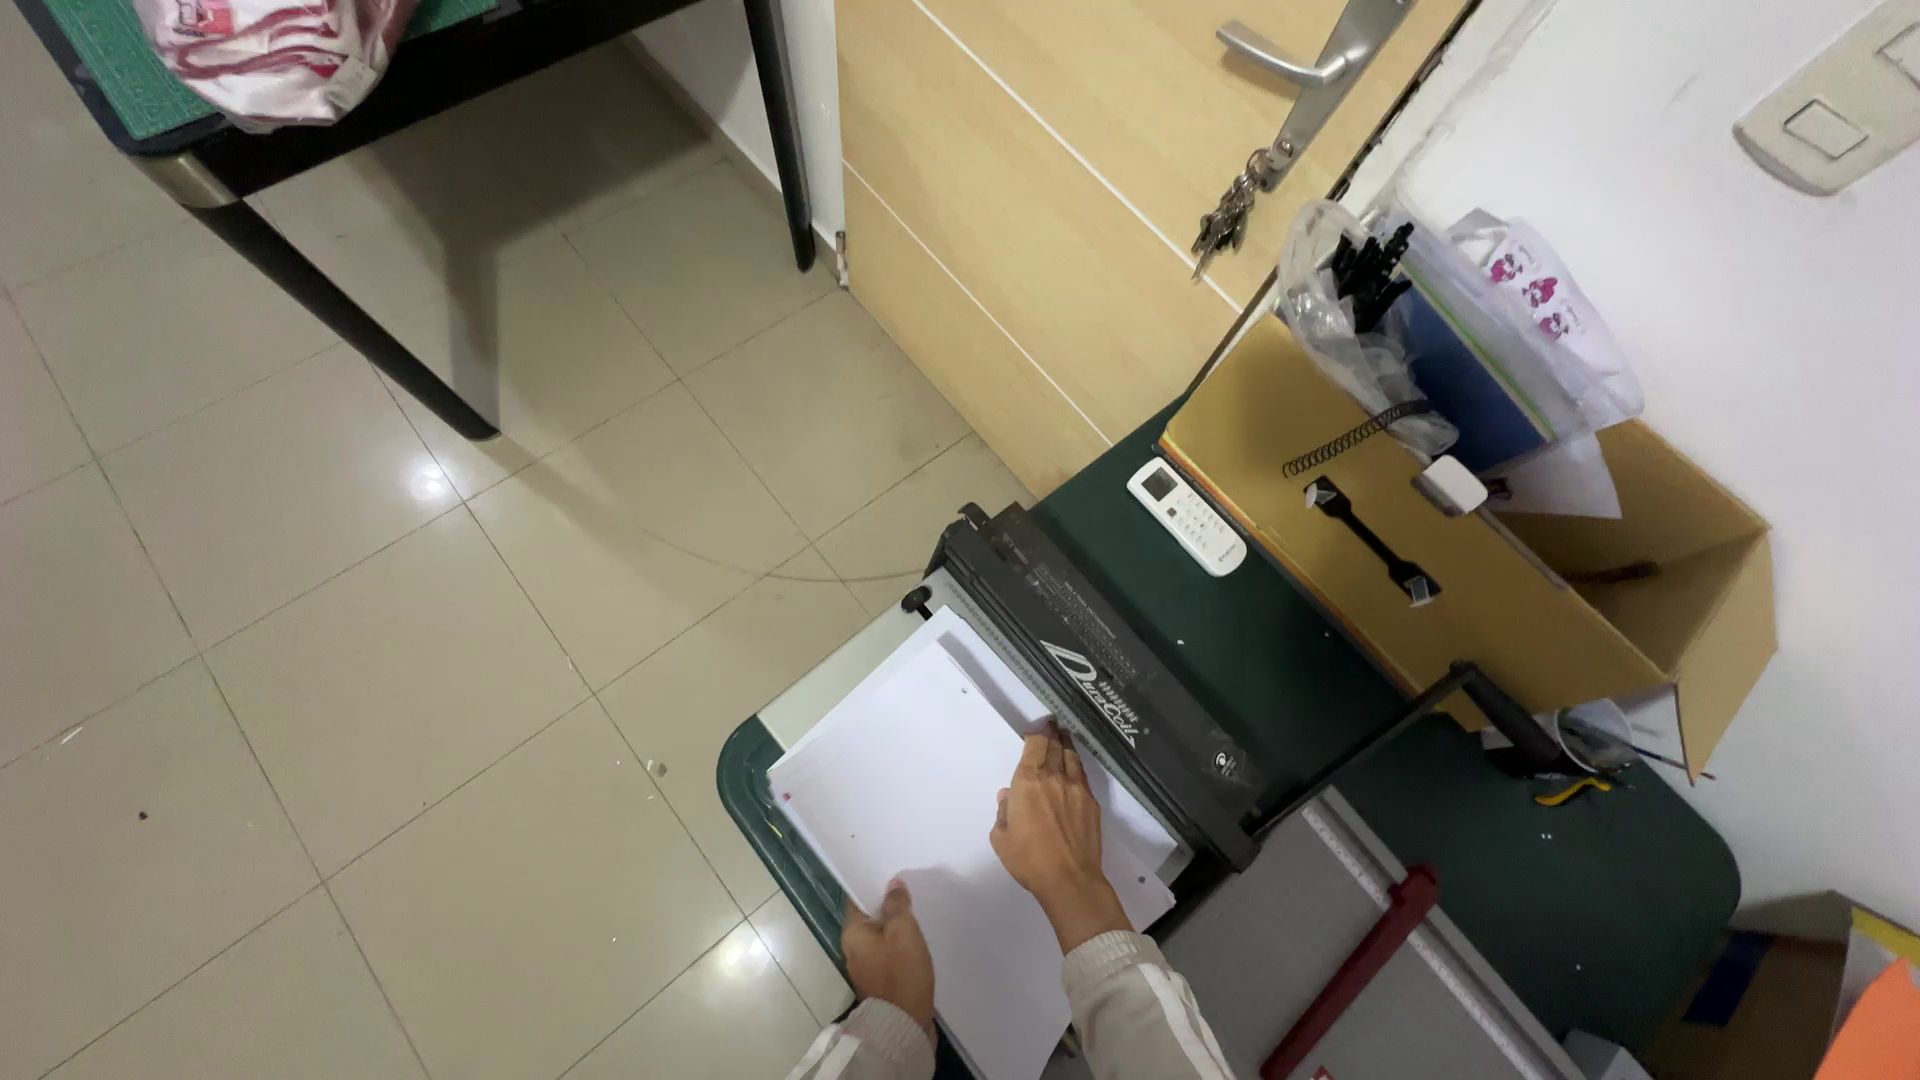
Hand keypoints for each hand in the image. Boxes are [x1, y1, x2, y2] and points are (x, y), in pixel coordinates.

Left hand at [842, 879, 935, 1042]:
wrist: (903, 1026)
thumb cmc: (901, 973)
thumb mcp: (903, 930)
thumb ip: (897, 904)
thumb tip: (892, 885)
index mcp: (852, 934)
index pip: (858, 900)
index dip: (875, 887)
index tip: (892, 877)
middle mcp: (852, 950)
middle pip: (870, 919)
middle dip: (888, 908)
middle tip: (909, 894)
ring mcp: (865, 969)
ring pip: (880, 938)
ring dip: (895, 929)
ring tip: (915, 916)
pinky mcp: (879, 983)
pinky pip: (887, 955)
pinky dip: (899, 948)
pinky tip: (915, 943)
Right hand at [990, 723, 1130, 952]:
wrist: (1069, 879)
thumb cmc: (1029, 859)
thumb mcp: (1001, 837)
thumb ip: (1004, 811)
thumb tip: (1008, 795)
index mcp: (1028, 781)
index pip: (1035, 744)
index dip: (1038, 731)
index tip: (1039, 724)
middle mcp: (1053, 777)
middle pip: (1055, 745)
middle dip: (1053, 732)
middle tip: (1052, 723)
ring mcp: (1076, 788)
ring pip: (1072, 757)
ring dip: (1067, 744)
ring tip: (1064, 737)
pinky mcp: (1091, 803)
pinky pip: (1082, 775)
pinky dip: (1076, 766)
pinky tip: (1074, 767)